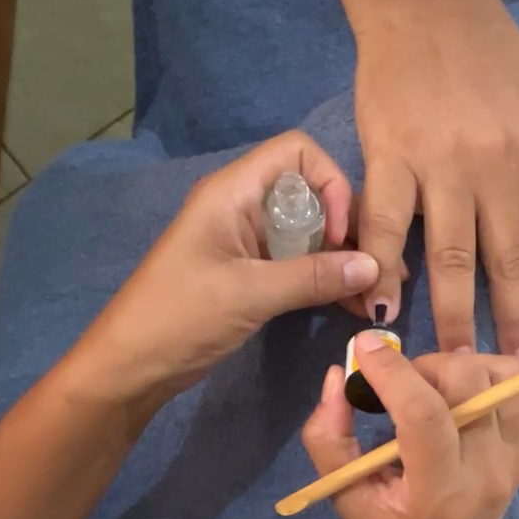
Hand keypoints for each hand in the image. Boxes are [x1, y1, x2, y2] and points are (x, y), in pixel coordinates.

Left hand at [64, 131, 378, 407]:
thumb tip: (374, 267)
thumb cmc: (180, 315)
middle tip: (383, 274)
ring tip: (381, 296)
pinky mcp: (256, 277)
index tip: (340, 235)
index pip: (298, 154)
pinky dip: (330, 283)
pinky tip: (357, 307)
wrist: (134, 364)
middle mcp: (246, 209)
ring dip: (347, 263)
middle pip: (314, 198)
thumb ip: (313, 277)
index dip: (330, 185)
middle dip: (352, 232)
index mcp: (234, 192)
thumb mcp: (250, 293)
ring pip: (314, 238)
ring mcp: (252, 245)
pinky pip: (303, 268)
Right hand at [301, 334, 518, 518]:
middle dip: (425, 365)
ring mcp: (512, 459)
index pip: (425, 416)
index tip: (364, 348)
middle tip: (399, 381)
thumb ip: (330, 440)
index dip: (393, 372)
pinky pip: (513, 387)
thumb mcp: (347, 498)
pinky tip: (455, 397)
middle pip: (469, 383)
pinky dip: (482, 377)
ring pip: (500, 375)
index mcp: (438, 495)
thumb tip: (339, 375)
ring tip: (430, 386)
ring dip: (458, 365)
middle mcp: (485, 473)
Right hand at [349, 0, 518, 359]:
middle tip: (508, 366)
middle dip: (509, 319)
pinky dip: (382, 267)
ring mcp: (441, 166)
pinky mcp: (390, 156)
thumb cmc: (494, 56)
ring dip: (457, 315)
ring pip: (452, 256)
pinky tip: (384, 309)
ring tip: (458, 360)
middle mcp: (496, 169)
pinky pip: (384, 223)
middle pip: (504, 260)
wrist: (427, 3)